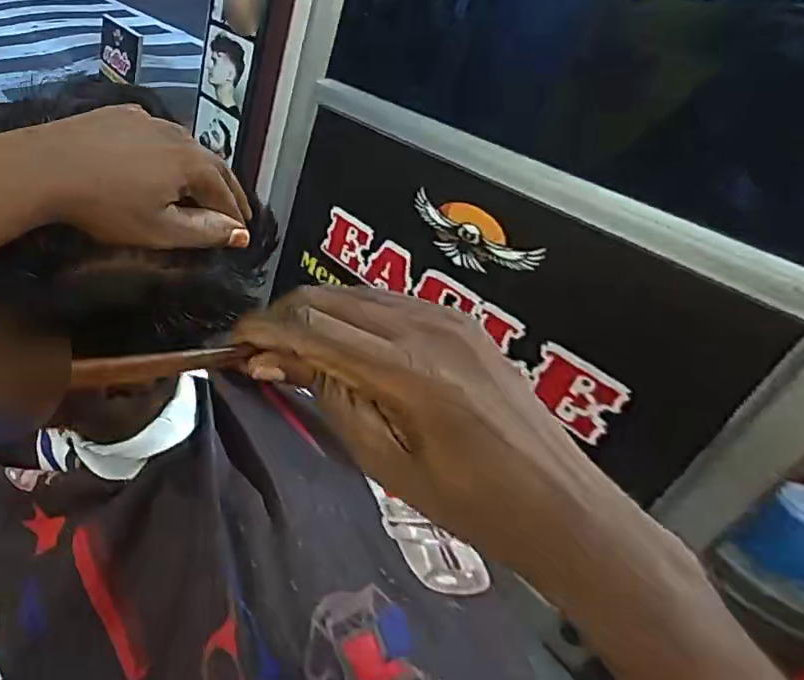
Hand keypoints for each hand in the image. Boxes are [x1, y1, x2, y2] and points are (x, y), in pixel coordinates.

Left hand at [0, 104, 250, 248]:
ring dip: (194, 165)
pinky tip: (156, 154)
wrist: (47, 166)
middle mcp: (176, 134)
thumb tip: (240, 232)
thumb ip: (202, 231)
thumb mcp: (157, 230)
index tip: (244, 230)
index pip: (225, 192)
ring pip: (182, 144)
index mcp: (191, 163)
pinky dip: (163, 148)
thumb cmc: (104, 205)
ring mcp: (146, 119)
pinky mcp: (119, 113)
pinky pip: (152, 131)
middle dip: (224, 187)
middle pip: (210, 163)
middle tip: (234, 207)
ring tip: (198, 182)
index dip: (236, 215)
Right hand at [230, 286, 632, 584]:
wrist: (570, 512)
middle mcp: (425, 328)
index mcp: (409, 372)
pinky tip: (341, 343)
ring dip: (310, 314)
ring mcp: (445, 316)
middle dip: (279, 319)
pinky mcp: (456, 318)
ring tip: (294, 349)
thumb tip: (267, 359)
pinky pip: (380, 300)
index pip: (309, 325)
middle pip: (321, 298)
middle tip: (259, 352)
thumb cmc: (472, 504)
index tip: (233, 343)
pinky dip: (346, 314)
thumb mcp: (381, 456)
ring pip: (347, 292)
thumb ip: (323, 392)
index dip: (261, 329)